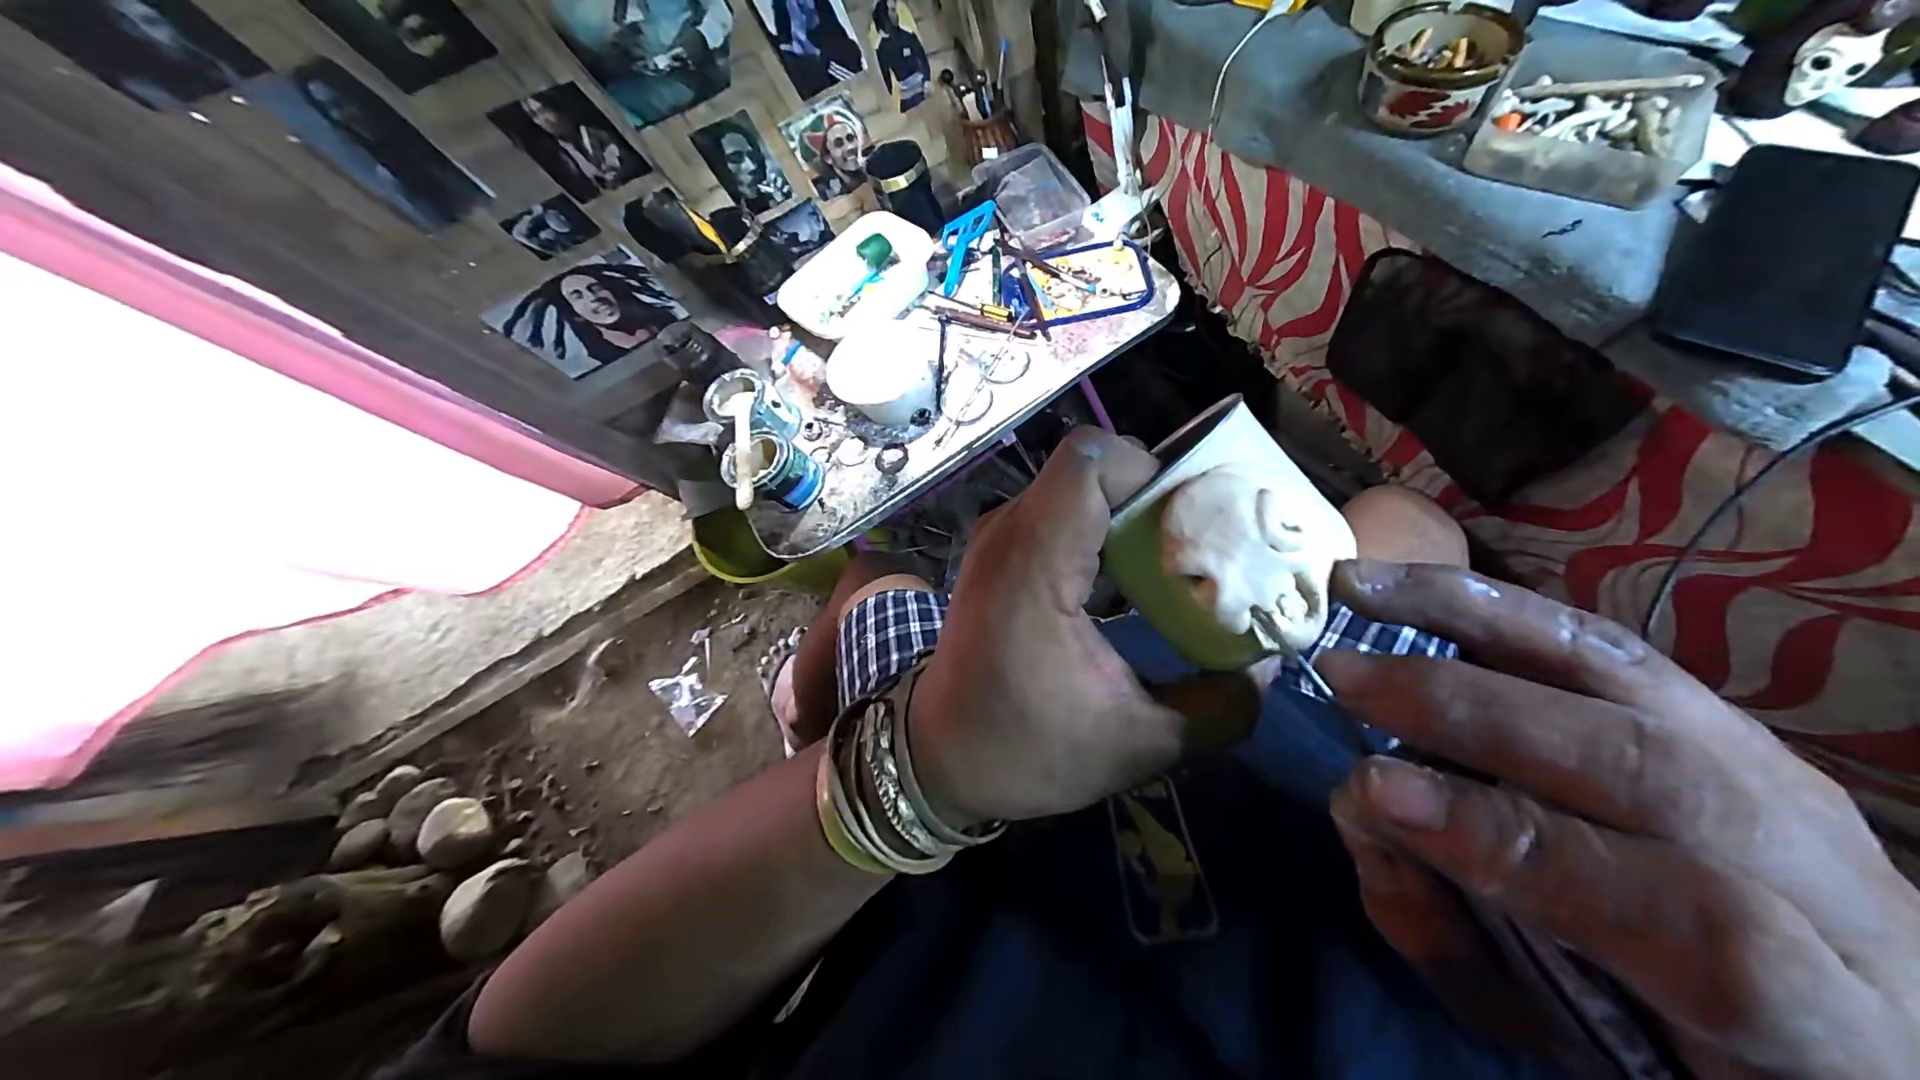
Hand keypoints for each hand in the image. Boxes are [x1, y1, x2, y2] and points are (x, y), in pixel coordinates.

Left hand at [909, 428, 1267, 824]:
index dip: (1150, 469)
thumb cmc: (1025, 751)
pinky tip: (1127, 574)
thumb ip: (1220, 705)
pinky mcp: (995, 553)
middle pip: (1087, 466)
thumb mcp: (1140, 745)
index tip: (1196, 519)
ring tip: (1171, 557)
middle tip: (1200, 539)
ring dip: (1125, 508)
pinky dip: (1097, 524)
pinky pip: (1054, 510)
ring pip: (1071, 485)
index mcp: (1035, 566)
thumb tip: (1266, 662)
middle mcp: (1008, 535)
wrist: (940, 757)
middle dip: (1151, 490)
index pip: (1089, 460)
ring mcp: (995, 539)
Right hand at [1321, 560, 1919, 1078]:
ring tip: (1359, 590)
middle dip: (1471, 711)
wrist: (1852, 1017)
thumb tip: (1362, 816)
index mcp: (1821, 1013)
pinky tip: (1415, 585)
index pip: (1691, 922)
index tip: (1375, 790)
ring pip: (1629, 672)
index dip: (1517, 845)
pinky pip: (1598, 643)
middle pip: (1651, 765)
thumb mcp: (1564, 1039)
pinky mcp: (1714, 714)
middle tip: (1344, 677)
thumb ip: (1458, 946)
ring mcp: (1768, 769)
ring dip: (1469, 617)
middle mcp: (1818, 869)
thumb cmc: (1679, 1046)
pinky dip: (1493, 606)